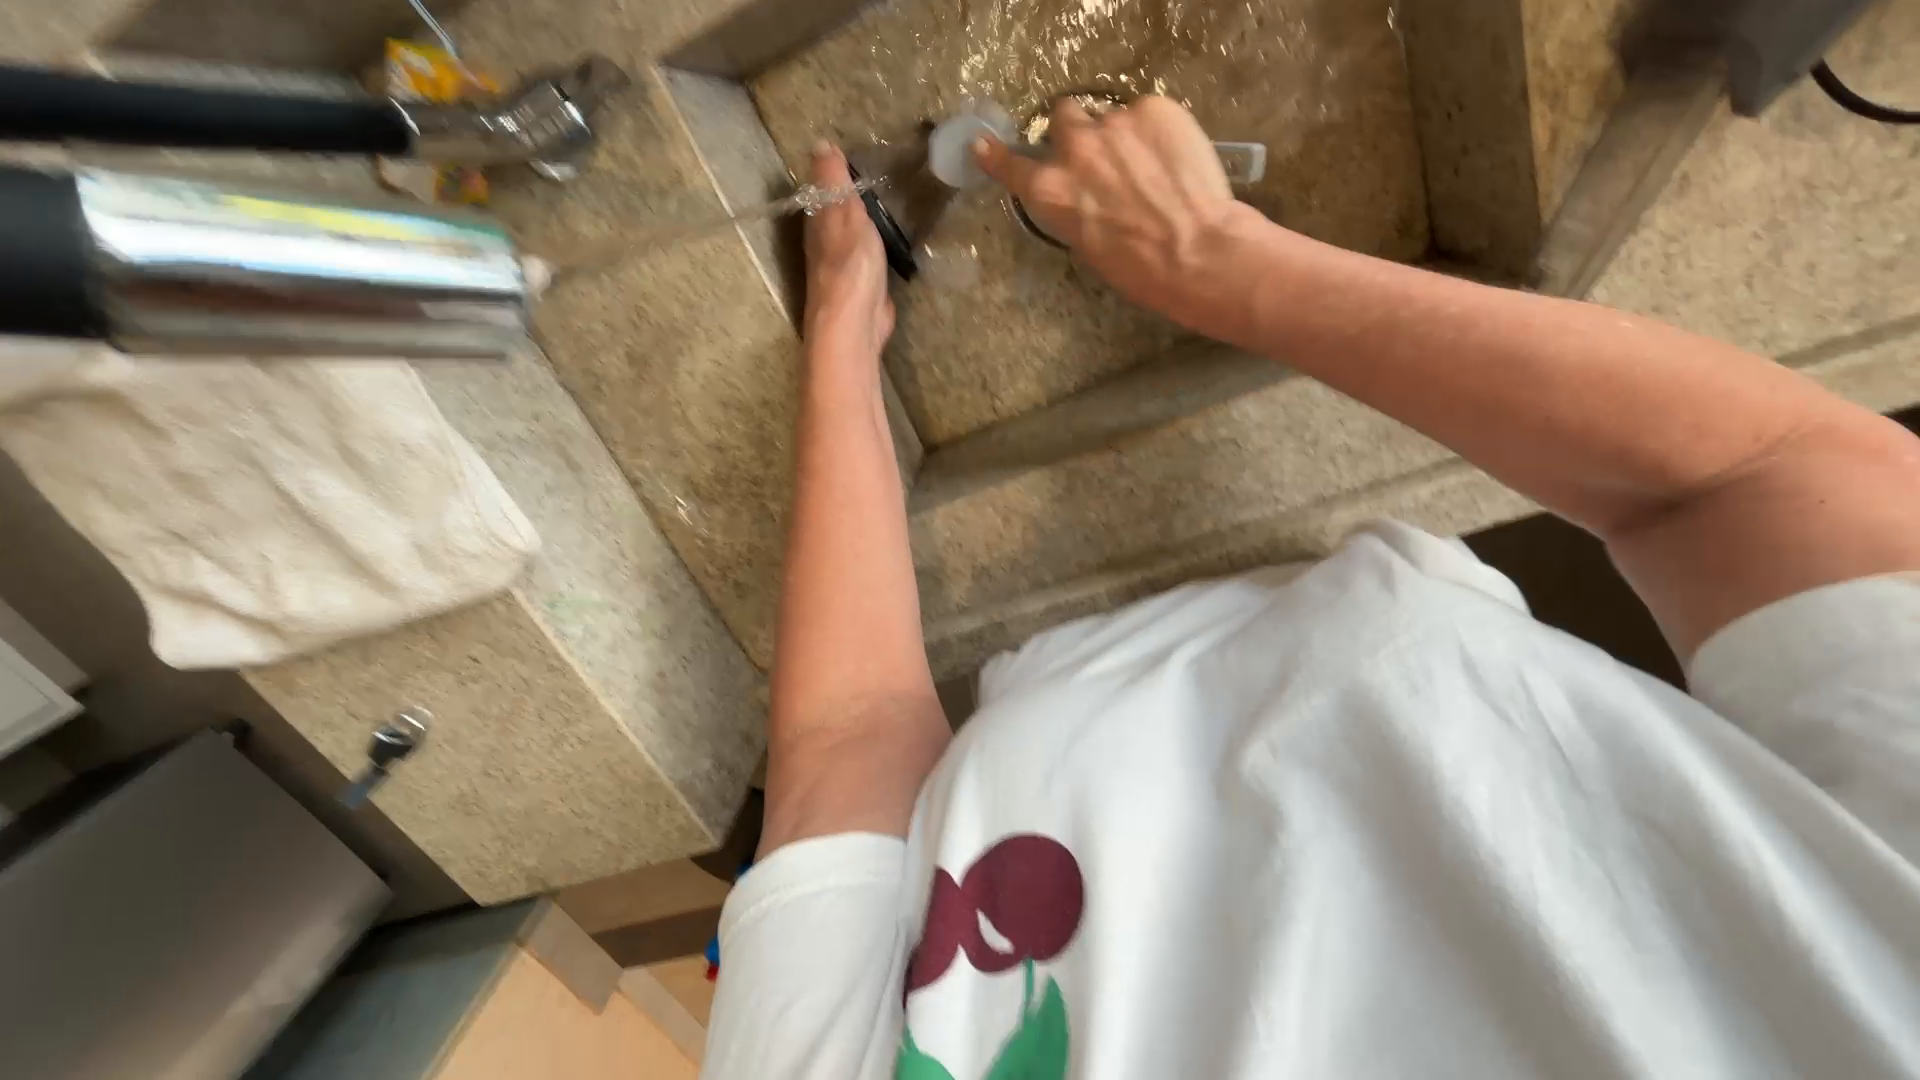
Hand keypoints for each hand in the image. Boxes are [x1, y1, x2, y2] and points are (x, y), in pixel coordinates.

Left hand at [804, 141, 894, 361]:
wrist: (855, 324)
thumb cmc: (849, 266)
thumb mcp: (844, 214)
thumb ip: (834, 182)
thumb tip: (819, 142)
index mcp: (819, 225)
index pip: (823, 192)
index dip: (835, 175)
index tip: (854, 156)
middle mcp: (827, 246)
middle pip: (838, 216)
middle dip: (852, 199)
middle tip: (877, 177)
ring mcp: (846, 270)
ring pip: (855, 238)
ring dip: (866, 223)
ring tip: (886, 204)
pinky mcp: (866, 290)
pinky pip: (872, 260)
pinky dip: (878, 248)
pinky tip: (889, 243)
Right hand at [973, 96, 1251, 325]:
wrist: (1195, 251)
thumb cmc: (1138, 268)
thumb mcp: (1086, 244)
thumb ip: (1071, 205)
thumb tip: (1079, 190)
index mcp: (1050, 191)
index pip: (1012, 165)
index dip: (998, 156)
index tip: (984, 146)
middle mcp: (1075, 148)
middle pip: (1064, 116)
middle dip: (1077, 131)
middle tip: (1101, 157)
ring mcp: (1116, 122)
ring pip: (1110, 117)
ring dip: (1121, 135)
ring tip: (1148, 168)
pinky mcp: (1155, 108)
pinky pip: (1146, 113)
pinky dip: (1155, 131)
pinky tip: (1171, 161)